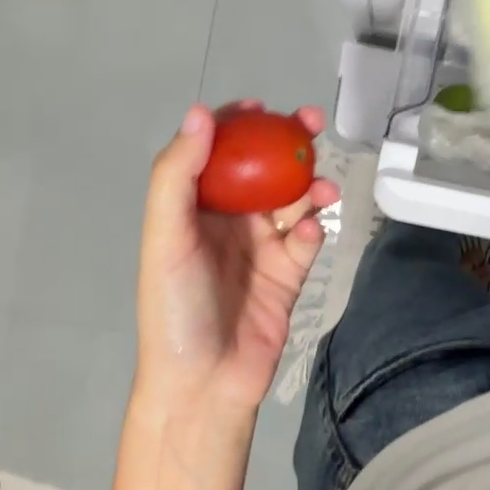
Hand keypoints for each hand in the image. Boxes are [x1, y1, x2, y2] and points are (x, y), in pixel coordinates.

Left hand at [136, 102, 339, 416]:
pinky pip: (308, 240)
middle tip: (311, 125)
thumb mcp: (166, 238)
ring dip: (309, 185)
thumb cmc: (175, 308)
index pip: (216, 153)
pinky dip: (314, 229)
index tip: (262, 107)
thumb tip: (200, 113)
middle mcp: (229, 221)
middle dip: (288, 144)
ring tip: (322, 186)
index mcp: (194, 209)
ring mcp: (262, 247)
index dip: (236, 125)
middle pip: (263, 169)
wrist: (204, 382)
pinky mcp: (290, 273)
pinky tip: (311, 232)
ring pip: (293, 200)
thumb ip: (178, 175)